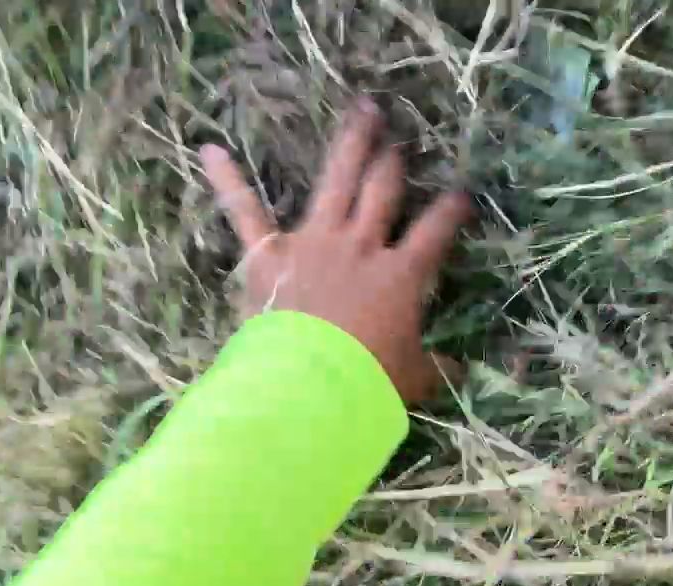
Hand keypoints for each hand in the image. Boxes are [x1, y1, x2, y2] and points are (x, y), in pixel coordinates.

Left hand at [200, 98, 471, 403]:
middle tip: (399, 140)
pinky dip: (227, 181)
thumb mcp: (414, 379)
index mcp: (401, 276)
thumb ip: (437, 370)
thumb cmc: (369, 381)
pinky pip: (245, 213)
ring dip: (350, 143)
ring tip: (362, 111)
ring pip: (336, 181)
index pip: (436, 232)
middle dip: (394, 160)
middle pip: (383, 190)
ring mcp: (314, 243)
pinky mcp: (269, 256)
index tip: (462, 196)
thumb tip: (461, 373)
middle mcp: (361, 246)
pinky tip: (210, 149)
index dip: (452, 212)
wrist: (310, 386)